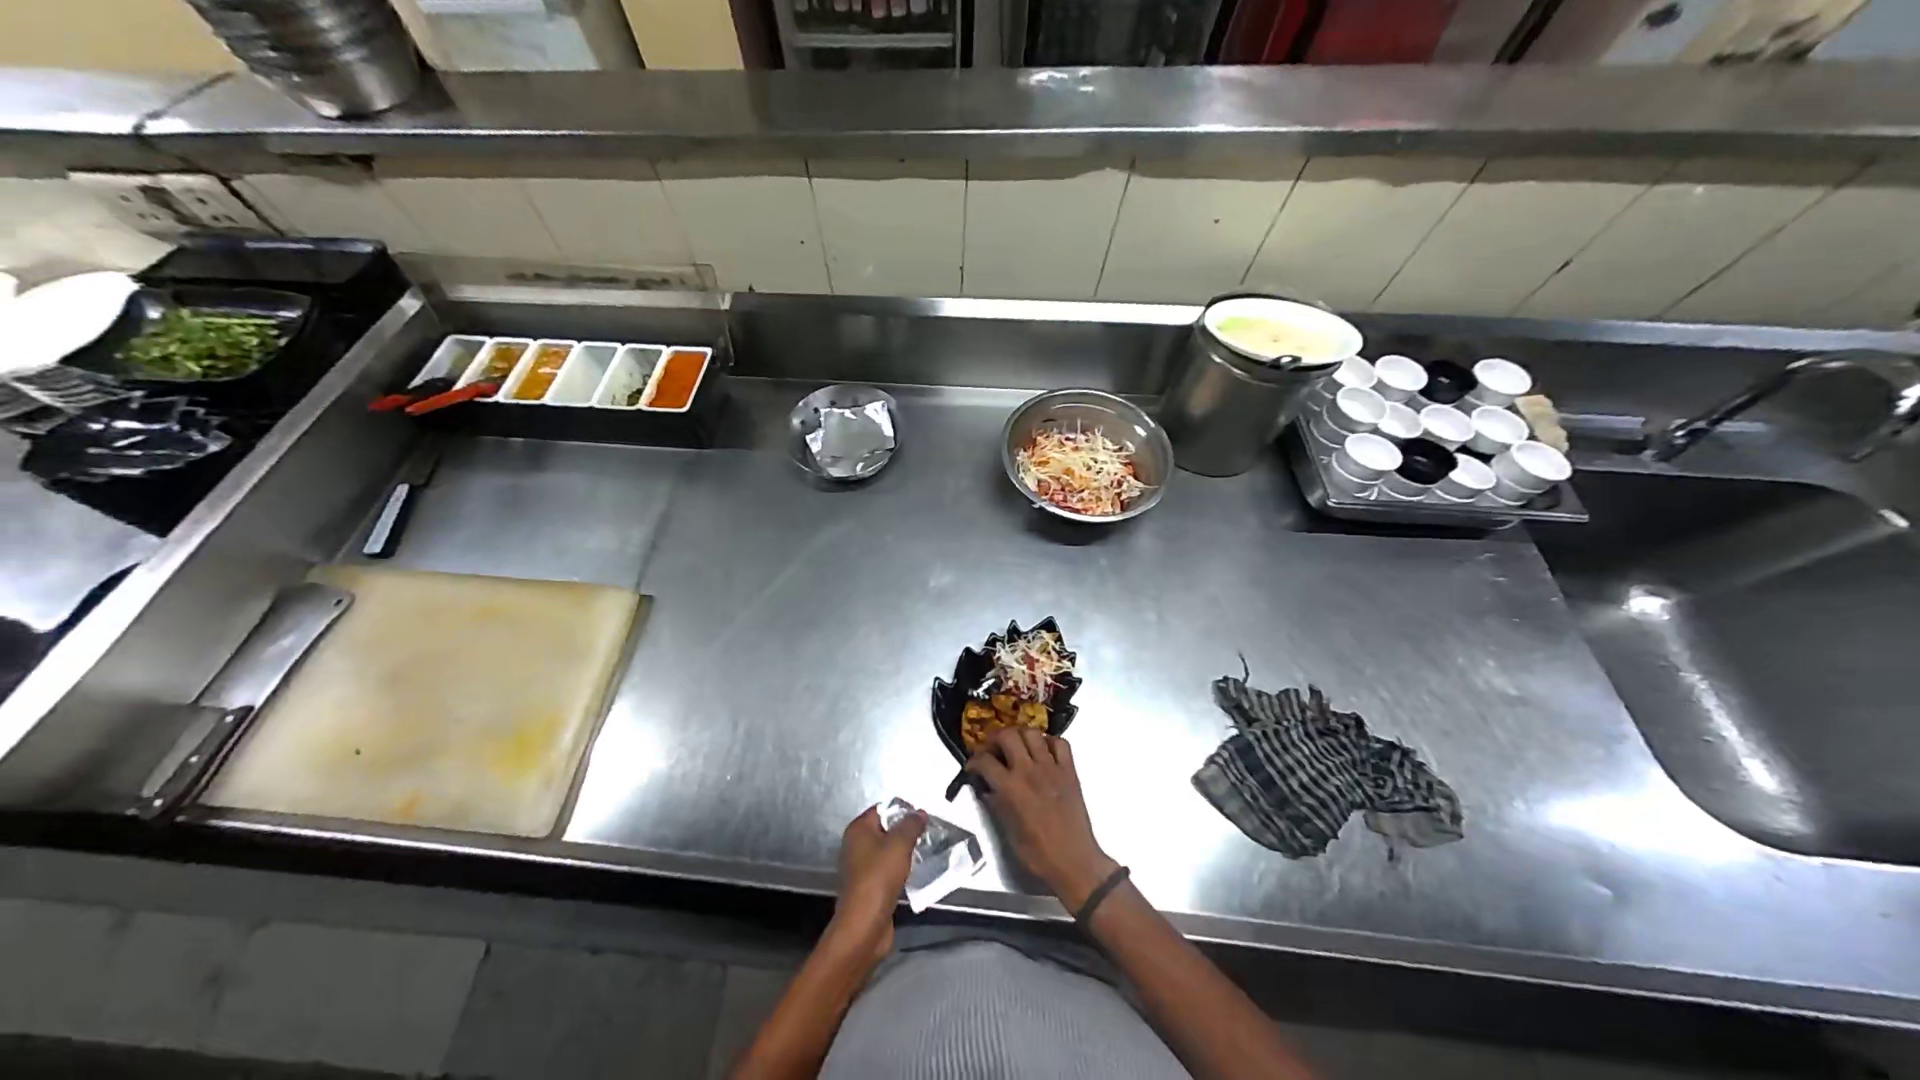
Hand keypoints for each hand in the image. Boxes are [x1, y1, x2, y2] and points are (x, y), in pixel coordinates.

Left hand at [830, 805, 923, 961]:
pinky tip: (917, 872)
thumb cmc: (879, 877)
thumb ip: (911, 825)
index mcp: (858, 830)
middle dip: (906, 831)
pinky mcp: (869, 886)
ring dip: (905, 852)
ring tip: (927, 851)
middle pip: (885, 830)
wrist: (866, 923)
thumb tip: (920, 813)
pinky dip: (901, 869)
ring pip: (888, 851)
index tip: (923, 816)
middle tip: (928, 833)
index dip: (902, 809)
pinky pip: (888, 870)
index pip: (882, 809)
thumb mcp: (899, 844)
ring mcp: (861, 867)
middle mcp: (856, 845)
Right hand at [966, 729, 1119, 909]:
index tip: (972, 766)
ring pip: (1032, 733)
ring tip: (1016, 746)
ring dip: (1020, 736)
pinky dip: (1049, 742)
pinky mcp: (1070, 771)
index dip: (974, 761)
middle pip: (1008, 735)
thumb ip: (996, 805)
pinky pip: (1060, 743)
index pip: (985, 761)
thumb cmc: (1038, 854)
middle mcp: (1029, 771)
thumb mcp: (1008, 832)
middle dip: (994, 739)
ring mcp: (1052, 768)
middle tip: (992, 750)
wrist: (1074, 861)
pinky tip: (1043, 752)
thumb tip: (986, 789)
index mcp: (1011, 789)